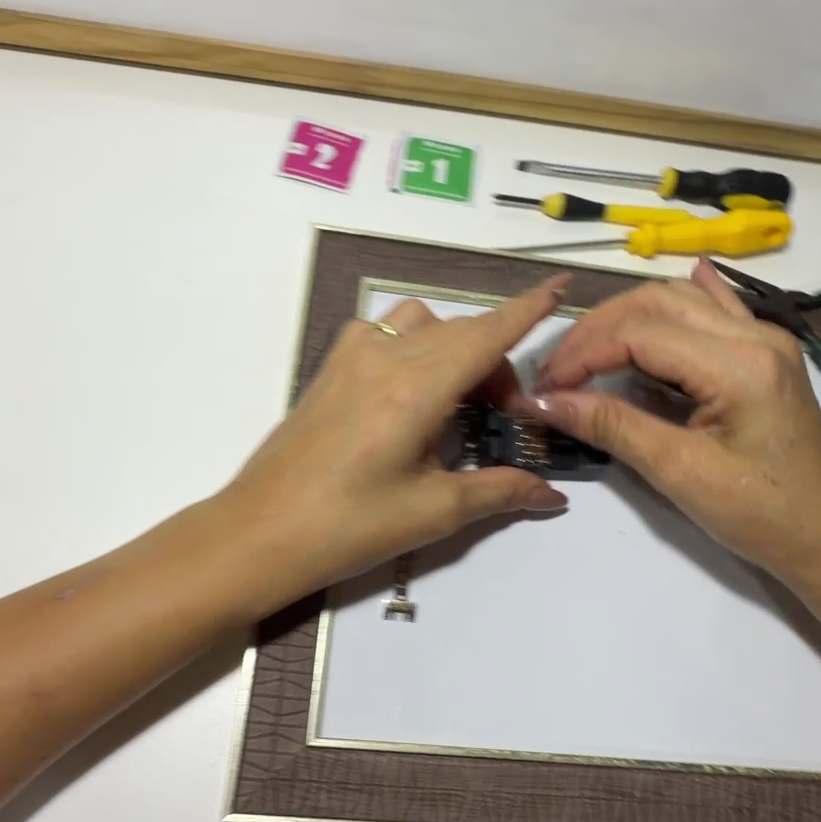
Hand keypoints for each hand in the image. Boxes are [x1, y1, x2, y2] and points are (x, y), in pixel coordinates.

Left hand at [223, 276, 572, 592]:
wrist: (260, 534)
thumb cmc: (348, 527)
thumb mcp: (433, 512)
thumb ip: (498, 491)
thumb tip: (548, 494)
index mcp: (416, 388)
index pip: (486, 334)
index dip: (528, 309)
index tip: (560, 287)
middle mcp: (385, 358)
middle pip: (461, 333)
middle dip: (496, 363)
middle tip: (504, 418)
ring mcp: (351, 358)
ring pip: (422, 324)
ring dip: (454, 348)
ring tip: (457, 403)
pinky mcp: (329, 369)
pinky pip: (385, 334)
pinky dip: (415, 347)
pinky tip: (412, 397)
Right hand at [530, 260, 820, 585]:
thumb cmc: (759, 515)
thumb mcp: (679, 472)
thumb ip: (612, 427)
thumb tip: (545, 401)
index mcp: (739, 363)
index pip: (639, 333)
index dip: (583, 353)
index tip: (545, 387)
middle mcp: (755, 336)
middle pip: (657, 303)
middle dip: (597, 330)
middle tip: (556, 372)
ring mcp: (766, 341)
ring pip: (682, 300)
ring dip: (628, 318)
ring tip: (586, 353)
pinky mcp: (766, 356)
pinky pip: (718, 310)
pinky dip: (684, 301)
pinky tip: (681, 279)